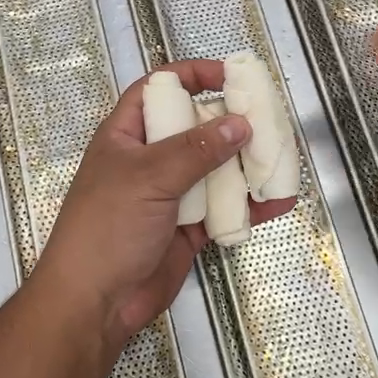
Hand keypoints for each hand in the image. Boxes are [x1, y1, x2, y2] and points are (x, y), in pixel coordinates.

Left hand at [33, 59, 297, 349]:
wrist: (94, 303)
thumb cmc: (108, 226)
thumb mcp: (149, 177)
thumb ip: (196, 150)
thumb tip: (240, 123)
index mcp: (126, 134)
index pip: (159, 90)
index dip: (191, 75)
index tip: (231, 75)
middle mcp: (149, 158)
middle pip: (196, 128)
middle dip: (231, 122)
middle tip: (270, 119)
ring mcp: (170, 194)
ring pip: (215, 169)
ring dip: (247, 164)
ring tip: (282, 158)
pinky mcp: (188, 228)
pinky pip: (224, 209)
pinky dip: (250, 205)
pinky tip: (279, 201)